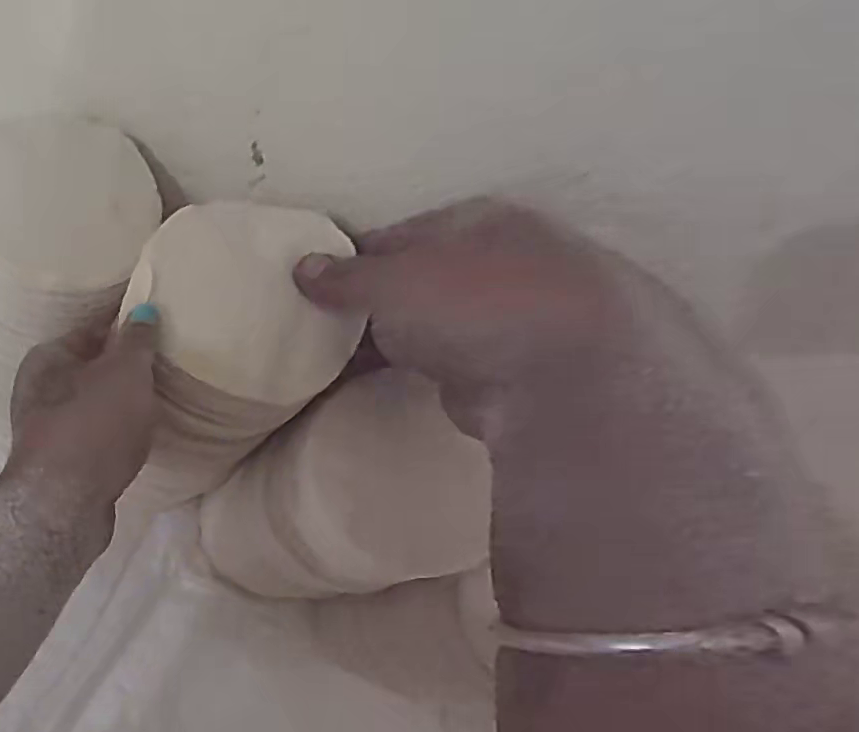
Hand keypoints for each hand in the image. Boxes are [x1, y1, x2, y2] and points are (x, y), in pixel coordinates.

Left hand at [0, 309, 160, 533]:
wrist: (64, 505)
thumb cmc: (93, 426)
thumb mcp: (124, 373)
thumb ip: (136, 341)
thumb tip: (142, 312)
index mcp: (46, 360)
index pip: (91, 330)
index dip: (124, 325)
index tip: (156, 324)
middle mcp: (38, 394)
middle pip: (90, 371)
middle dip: (123, 369)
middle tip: (163, 366)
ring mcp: (48, 433)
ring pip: (92, 408)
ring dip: (120, 406)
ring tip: (155, 403)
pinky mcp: (62, 467)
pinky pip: (95, 439)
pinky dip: (115, 436)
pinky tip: (136, 440)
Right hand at [292, 199, 705, 434]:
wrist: (556, 375)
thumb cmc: (473, 304)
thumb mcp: (394, 280)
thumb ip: (345, 277)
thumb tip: (302, 267)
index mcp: (468, 222)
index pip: (388, 238)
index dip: (343, 262)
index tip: (304, 289)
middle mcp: (484, 260)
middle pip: (400, 280)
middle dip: (355, 304)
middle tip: (308, 327)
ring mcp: (490, 313)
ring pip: (411, 321)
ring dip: (371, 339)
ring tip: (322, 358)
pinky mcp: (485, 363)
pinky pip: (421, 358)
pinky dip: (390, 367)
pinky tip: (358, 381)